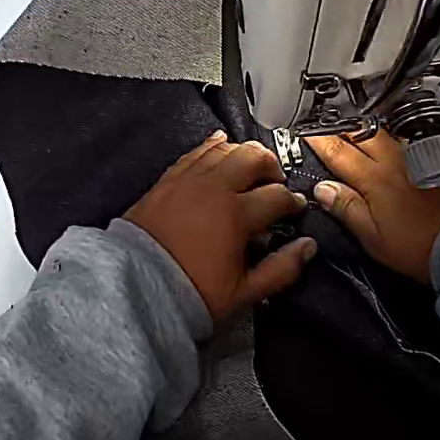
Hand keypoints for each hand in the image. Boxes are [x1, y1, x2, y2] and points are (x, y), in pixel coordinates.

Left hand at [124, 131, 316, 324]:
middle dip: (272, 166)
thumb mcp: (244, 293)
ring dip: (244, 153)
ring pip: (224, 148)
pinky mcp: (167, 181)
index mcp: (236, 215)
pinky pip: (195, 153)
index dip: (292, 202)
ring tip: (252, 166)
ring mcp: (188, 181)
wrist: (132, 290)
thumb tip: (306, 248)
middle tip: (276, 181)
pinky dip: (211, 146)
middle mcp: (214, 189)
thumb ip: (281, 269)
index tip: (295, 209)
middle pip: (253, 158)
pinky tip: (218, 144)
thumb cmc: (188, 295)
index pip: (277, 196)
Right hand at [305, 97, 439, 283]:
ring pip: (402, 129)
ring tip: (376, 112)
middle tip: (333, 118)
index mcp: (374, 181)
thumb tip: (322, 188)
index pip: (338, 155)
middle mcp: (399, 159)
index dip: (319, 141)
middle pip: (365, 135)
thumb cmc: (423, 248)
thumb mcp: (375, 239)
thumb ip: (348, 210)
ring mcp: (431, 152)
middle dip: (346, 126)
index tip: (306, 131)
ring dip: (386, 119)